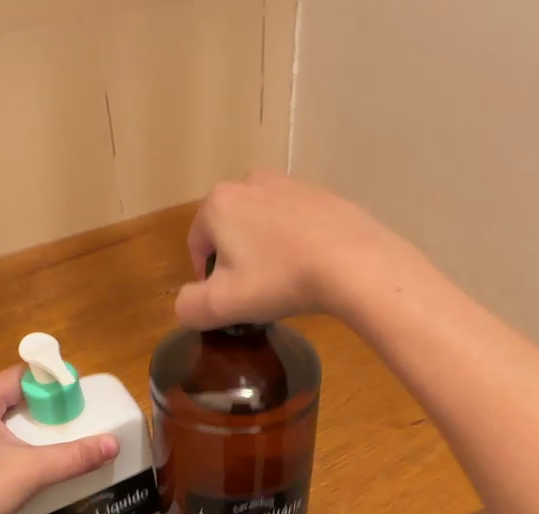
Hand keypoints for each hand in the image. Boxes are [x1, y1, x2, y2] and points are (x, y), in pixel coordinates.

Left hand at [0, 366, 117, 513]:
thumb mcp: (33, 471)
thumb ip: (75, 456)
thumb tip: (114, 444)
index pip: (21, 376)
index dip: (51, 385)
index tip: (75, 402)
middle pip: (6, 395)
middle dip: (38, 407)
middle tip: (67, 425)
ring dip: (19, 425)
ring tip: (46, 444)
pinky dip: (0, 439)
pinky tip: (15, 461)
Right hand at [174, 169, 422, 329]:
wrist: (352, 262)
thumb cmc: (279, 281)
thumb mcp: (222, 305)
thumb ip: (189, 307)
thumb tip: (186, 303)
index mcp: (218, 203)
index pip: (197, 245)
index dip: (207, 279)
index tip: (230, 302)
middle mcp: (249, 182)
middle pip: (230, 232)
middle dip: (238, 262)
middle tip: (258, 293)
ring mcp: (288, 183)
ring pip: (262, 226)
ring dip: (266, 252)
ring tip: (286, 281)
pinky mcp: (321, 193)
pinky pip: (295, 222)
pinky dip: (295, 243)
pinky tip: (311, 266)